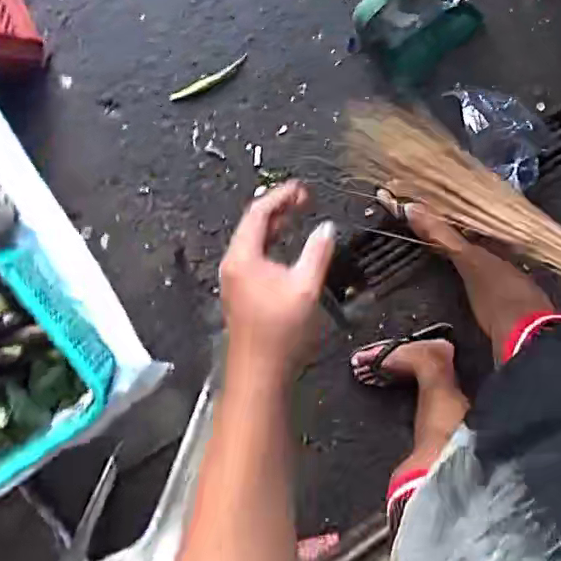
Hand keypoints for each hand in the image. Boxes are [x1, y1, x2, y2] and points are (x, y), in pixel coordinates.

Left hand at [218, 182, 337, 386]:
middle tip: (303, 197)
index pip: (258, 213)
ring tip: (299, 212)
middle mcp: (234, 264)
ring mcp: (236, 277)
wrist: (260, 371)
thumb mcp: (306, 286)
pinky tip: (288, 242)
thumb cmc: (278, 333)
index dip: (280, 196)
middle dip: (279, 206)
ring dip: (277, 223)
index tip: (300, 188)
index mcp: (243, 258)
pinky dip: (273, 240)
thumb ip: (317, 252)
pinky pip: (255, 253)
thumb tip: (326, 228)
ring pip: (254, 238)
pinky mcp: (243, 289)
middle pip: (253, 223)